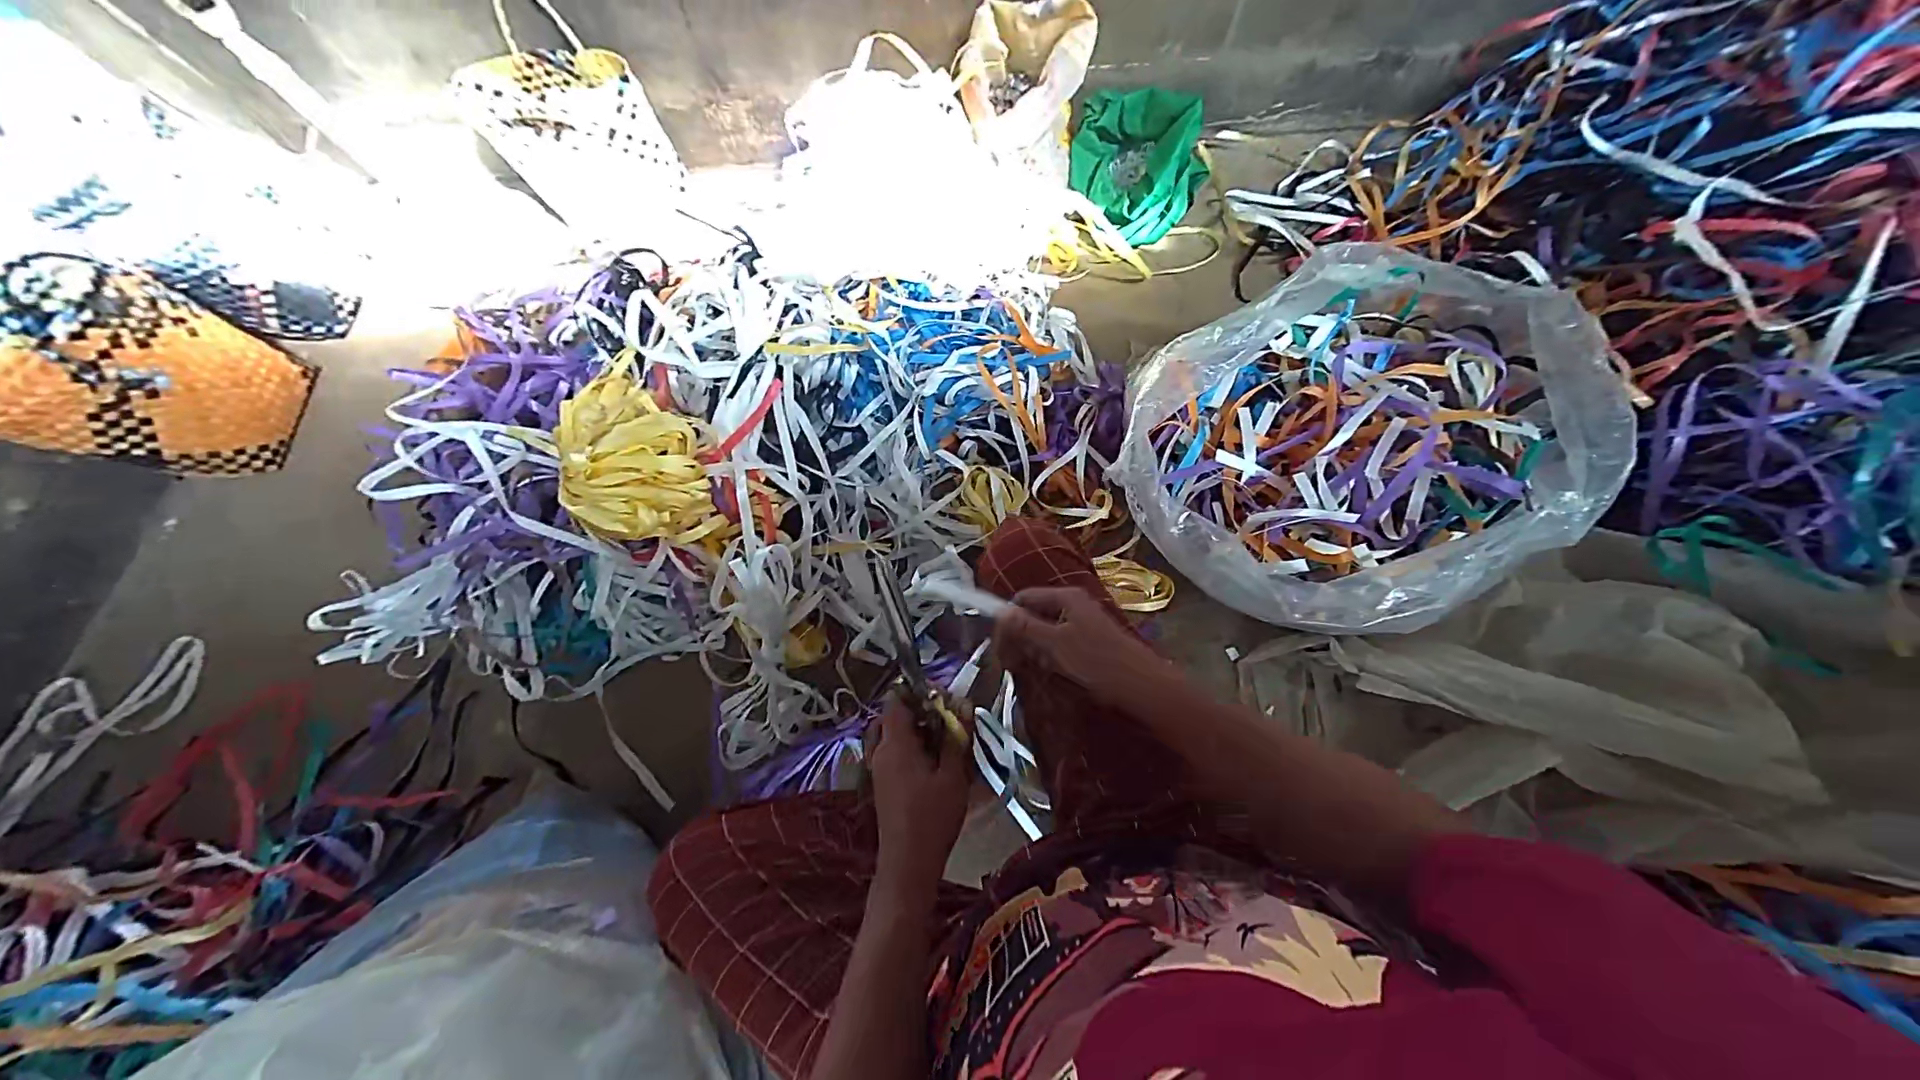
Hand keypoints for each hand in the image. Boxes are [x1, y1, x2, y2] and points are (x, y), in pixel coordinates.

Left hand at [869, 699, 971, 895]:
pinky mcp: (880, 784)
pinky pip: (889, 753)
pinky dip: (906, 748)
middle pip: (891, 717)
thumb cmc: (933, 815)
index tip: (942, 697)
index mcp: (894, 743)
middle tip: (945, 718)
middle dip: (917, 711)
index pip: (896, 701)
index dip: (916, 692)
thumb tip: (964, 707)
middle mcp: (879, 751)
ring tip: (939, 738)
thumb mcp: (952, 775)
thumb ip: (956, 738)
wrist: (908, 862)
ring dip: (912, 731)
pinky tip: (929, 761)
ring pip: (889, 736)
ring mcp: (877, 769)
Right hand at [993, 586, 1176, 702]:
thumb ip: (1026, 627)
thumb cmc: (1097, 662)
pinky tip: (1052, 672)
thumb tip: (1000, 612)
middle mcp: (1074, 605)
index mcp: (1065, 597)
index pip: (1023, 598)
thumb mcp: (1055, 644)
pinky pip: (1060, 643)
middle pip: (1033, 613)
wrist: (1142, 686)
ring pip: (1045, 631)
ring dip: (1034, 649)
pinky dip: (1050, 656)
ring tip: (1032, 669)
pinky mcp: (1090, 642)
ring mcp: (1083, 623)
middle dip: (1019, 637)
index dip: (1007, 619)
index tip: (998, 646)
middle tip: (1011, 663)